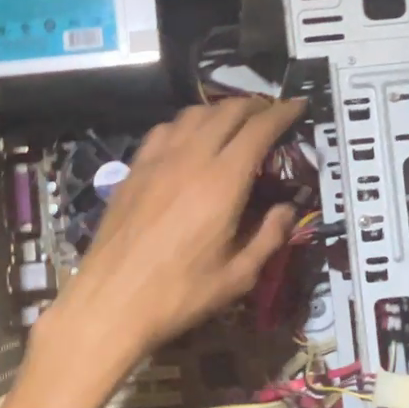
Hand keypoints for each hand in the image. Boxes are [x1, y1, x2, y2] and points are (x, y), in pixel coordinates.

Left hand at [40, 97, 305, 372]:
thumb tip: (286, 210)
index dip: (282, 113)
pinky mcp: (133, 171)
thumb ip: (268, 238)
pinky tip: (187, 139)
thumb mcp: (238, 277)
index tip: (298, 105)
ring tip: (232, 121)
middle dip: (253, 105)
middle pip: (226, 112)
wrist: (111, 302)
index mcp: (223, 182)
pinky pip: (162, 131)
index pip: (259, 129)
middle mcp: (190, 159)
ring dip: (218, 111)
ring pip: (192, 115)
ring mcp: (156, 161)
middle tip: (269, 112)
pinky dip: (184, 124)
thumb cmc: (180, 295)